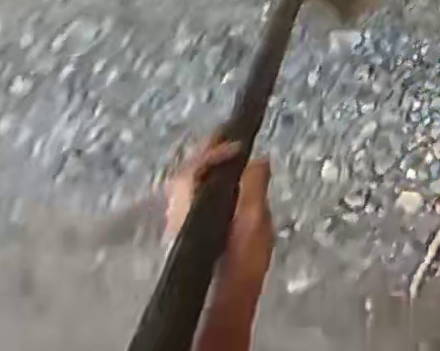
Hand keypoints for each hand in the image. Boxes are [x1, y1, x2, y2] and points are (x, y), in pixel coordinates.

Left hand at [164, 136, 274, 278]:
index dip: (212, 151)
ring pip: (189, 187)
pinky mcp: (192, 234)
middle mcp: (181, 217)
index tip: (239, 143)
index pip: (191, 171)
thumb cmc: (239, 267)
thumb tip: (258, 160)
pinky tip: (228, 180)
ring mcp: (183, 226)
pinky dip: (211, 180)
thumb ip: (254, 189)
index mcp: (192, 211)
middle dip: (207, 152)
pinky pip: (198, 196)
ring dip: (208, 165)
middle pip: (186, 176)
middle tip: (231, 133)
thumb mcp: (254, 225)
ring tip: (231, 151)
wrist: (225, 304)